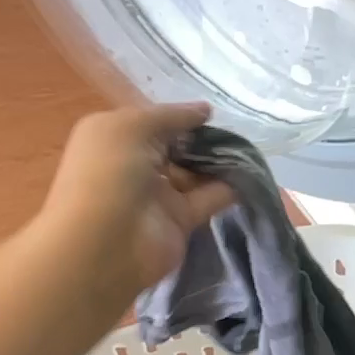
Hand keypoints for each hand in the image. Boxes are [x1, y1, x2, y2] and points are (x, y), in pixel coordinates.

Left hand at [31, 103, 234, 306]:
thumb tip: (206, 110)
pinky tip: (249, 177)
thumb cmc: (109, 173)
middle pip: (178, 147)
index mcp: (116, 138)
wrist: (104, 244)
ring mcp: (158, 195)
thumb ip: (172, 116)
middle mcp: (135, 164)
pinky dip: (228, 188)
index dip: (181, 118)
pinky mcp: (180, 220)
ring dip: (220, 162)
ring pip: (195, 173)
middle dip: (204, 140)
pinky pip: (208, 199)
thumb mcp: (133, 126)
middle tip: (234, 134)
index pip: (155, 123)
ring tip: (248, 152)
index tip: (211, 115)